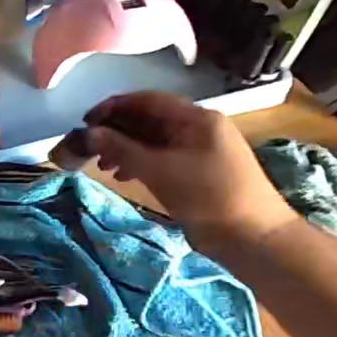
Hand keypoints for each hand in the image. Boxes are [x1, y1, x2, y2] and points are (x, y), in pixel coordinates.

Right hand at [82, 91, 296, 250]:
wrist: (252, 235)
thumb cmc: (207, 196)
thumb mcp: (160, 170)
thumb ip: (122, 149)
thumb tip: (88, 133)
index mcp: (196, 118)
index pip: (147, 100)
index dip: (114, 107)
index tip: (85, 122)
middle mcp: (198, 127)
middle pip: (150, 119)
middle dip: (117, 130)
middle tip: (89, 147)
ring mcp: (200, 149)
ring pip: (154, 140)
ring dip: (126, 148)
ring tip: (102, 165)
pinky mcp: (198, 171)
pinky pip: (163, 157)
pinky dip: (141, 163)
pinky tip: (124, 176)